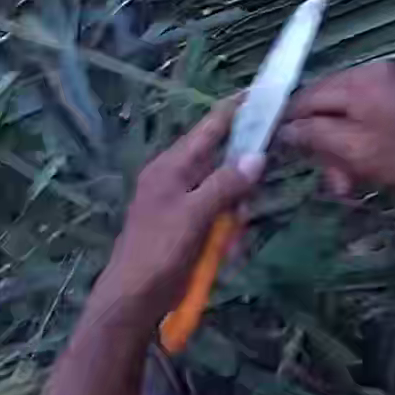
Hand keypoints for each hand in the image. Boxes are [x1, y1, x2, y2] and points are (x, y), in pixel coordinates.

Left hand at [85, 101, 264, 327]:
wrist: (132, 300)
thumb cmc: (158, 252)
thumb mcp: (194, 216)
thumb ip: (225, 185)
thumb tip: (257, 156)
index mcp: (171, 166)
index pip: (209, 128)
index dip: (235, 111)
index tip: (262, 95)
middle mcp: (175, 177)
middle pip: (220, 162)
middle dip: (240, 182)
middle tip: (248, 206)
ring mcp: (180, 203)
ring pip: (222, 194)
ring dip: (233, 215)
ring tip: (230, 242)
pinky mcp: (185, 226)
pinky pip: (215, 218)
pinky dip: (224, 233)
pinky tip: (225, 252)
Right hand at [278, 62, 394, 193]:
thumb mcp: (358, 151)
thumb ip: (316, 136)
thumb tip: (284, 128)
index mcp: (360, 79)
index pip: (307, 96)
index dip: (290, 123)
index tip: (282, 150)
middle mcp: (374, 73)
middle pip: (328, 105)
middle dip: (324, 144)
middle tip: (334, 180)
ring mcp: (394, 83)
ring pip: (348, 115)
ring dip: (343, 149)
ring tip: (351, 182)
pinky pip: (370, 117)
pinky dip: (363, 142)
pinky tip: (370, 166)